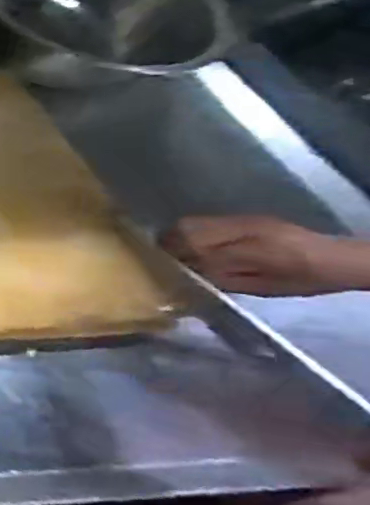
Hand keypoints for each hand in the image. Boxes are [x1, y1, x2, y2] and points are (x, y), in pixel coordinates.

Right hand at [161, 215, 369, 295]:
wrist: (341, 259)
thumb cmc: (306, 280)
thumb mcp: (267, 288)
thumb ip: (226, 279)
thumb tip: (190, 273)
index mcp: (259, 251)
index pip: (202, 250)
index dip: (179, 258)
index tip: (166, 268)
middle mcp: (248, 229)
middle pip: (188, 230)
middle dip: (170, 243)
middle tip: (163, 258)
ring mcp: (245, 219)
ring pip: (191, 221)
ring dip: (175, 235)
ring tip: (173, 250)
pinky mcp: (243, 216)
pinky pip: (203, 220)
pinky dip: (189, 230)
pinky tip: (191, 241)